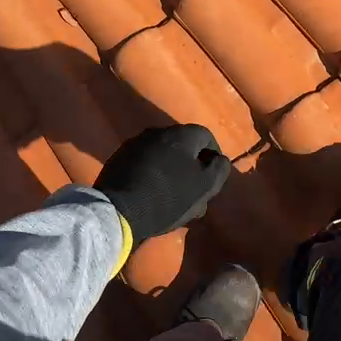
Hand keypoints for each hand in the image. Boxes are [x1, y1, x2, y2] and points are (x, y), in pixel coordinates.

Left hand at [95, 124, 231, 240]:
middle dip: (191, 166)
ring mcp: (136, 143)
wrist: (120, 209)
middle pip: (183, 146)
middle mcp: (158, 131)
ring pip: (162, 154)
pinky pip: (144, 162)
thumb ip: (218, 170)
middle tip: (193, 190)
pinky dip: (152, 173)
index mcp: (181, 134)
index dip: (213, 156)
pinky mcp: (119, 157)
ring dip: (171, 169)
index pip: (206, 137)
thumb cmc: (168, 197)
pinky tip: (151, 193)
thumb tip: (220, 159)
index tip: (213, 177)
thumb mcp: (204, 187)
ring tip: (172, 195)